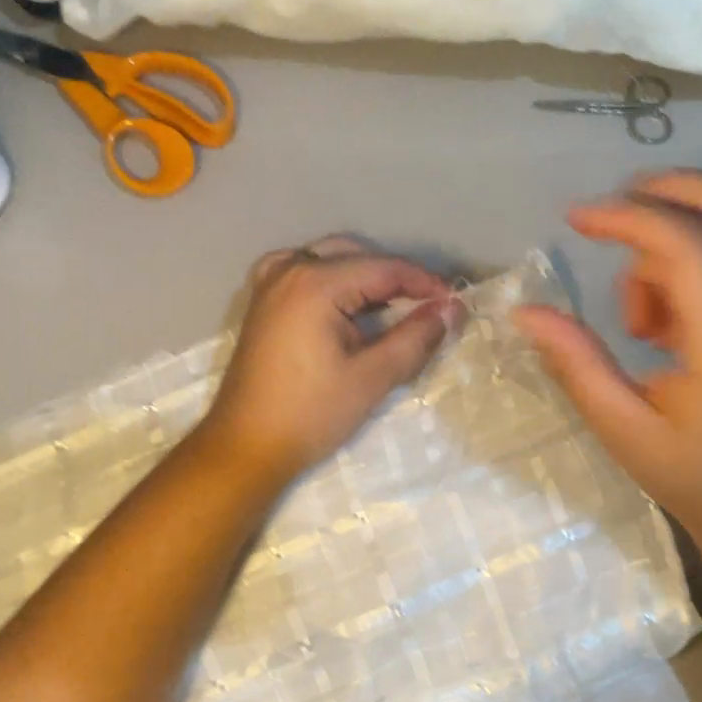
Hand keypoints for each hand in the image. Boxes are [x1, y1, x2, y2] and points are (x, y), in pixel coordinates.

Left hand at [201, 236, 464, 480]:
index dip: (424, 282)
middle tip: (428, 307)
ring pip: (328, 259)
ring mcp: (269, 284)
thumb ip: (415, 338)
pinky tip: (343, 302)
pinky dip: (330, 278)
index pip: (384, 269)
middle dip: (395, 277)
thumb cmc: (311, 413)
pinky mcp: (261, 303)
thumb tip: (452, 309)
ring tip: (393, 306)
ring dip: (363, 275)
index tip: (455, 302)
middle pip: (356, 256)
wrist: (246, 445)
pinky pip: (301, 271)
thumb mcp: (372, 377)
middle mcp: (288, 270)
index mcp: (315, 283)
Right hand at [511, 171, 701, 541]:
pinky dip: (683, 263)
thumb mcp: (621, 427)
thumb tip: (525, 312)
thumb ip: (576, 363)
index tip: (574, 220)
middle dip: (659, 191)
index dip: (625, 218)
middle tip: (607, 220)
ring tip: (638, 324)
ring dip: (666, 244)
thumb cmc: (691, 472)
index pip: (686, 243)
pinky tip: (661, 326)